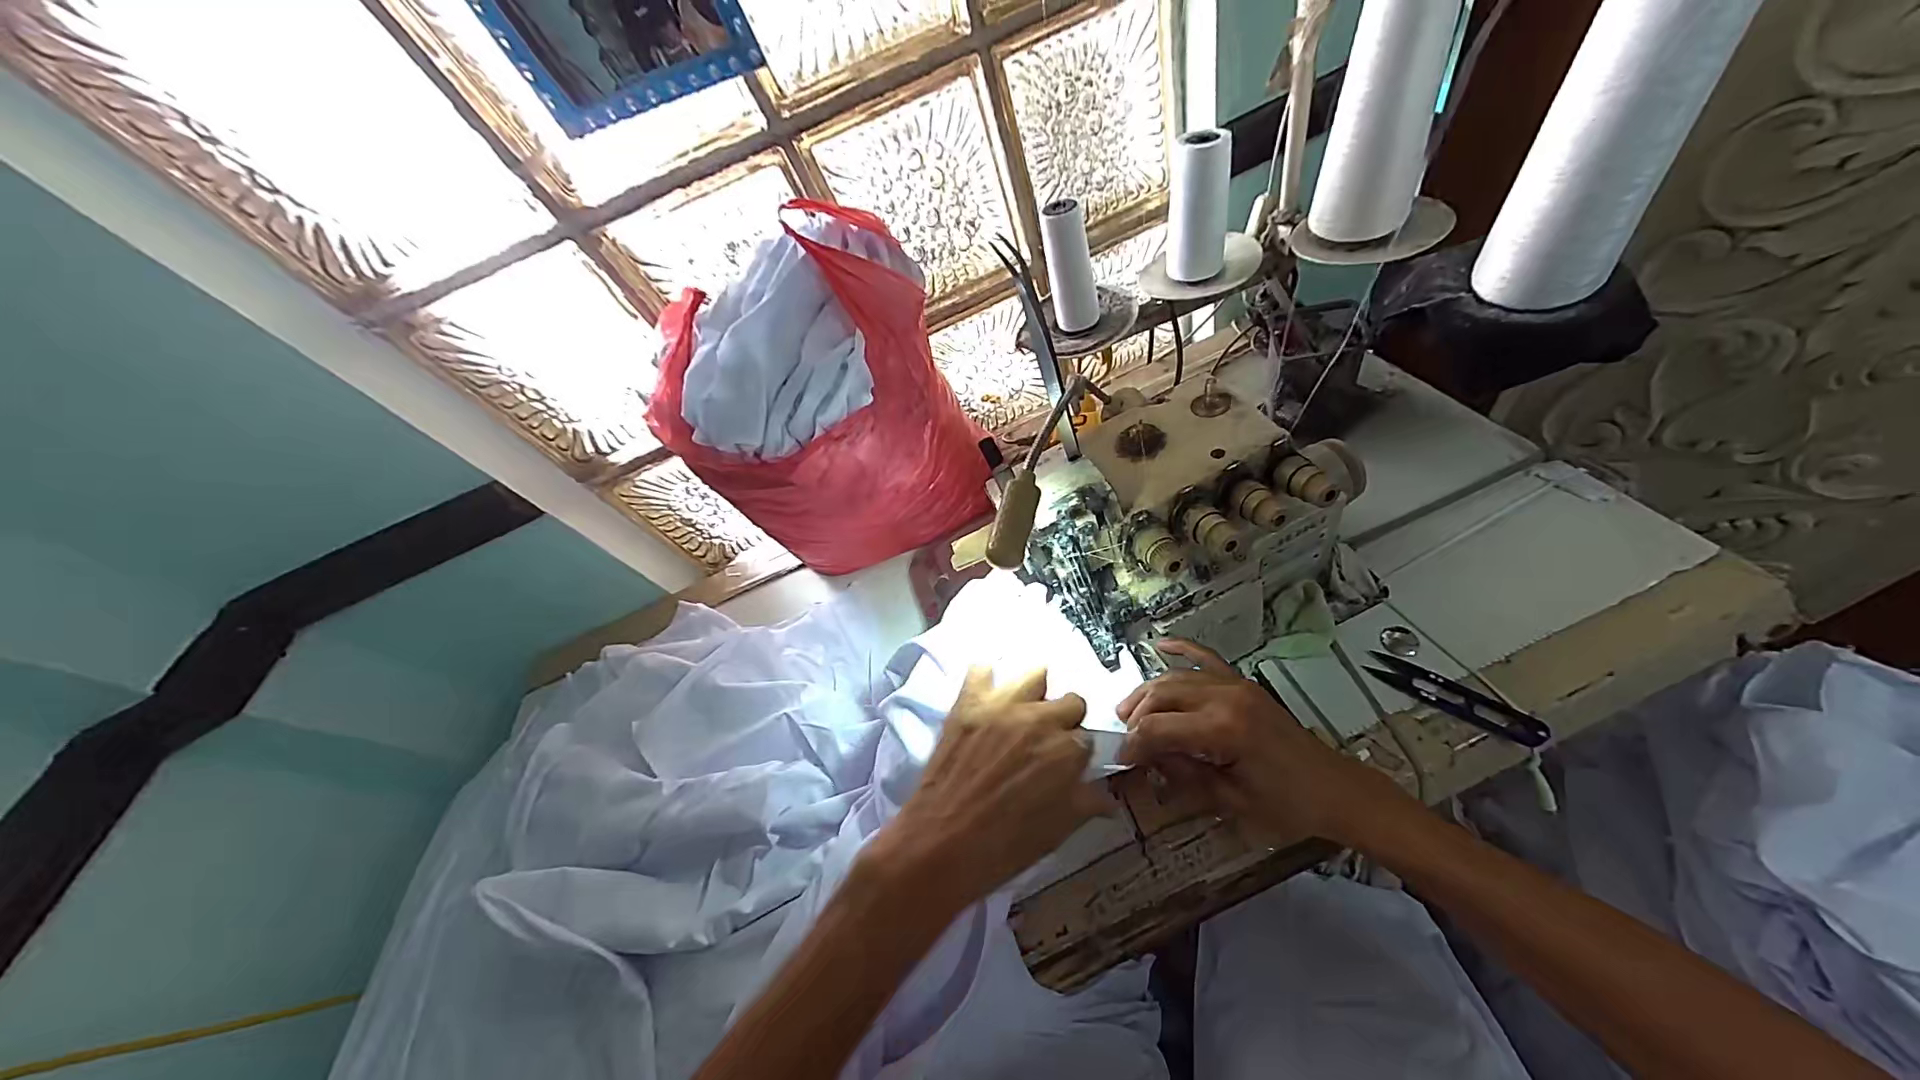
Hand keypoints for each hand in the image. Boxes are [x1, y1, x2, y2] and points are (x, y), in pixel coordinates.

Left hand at [870, 667, 1111, 908]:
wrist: (941, 843)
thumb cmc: (1004, 846)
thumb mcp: (1057, 831)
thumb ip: (1085, 803)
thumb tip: (1106, 797)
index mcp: (1068, 751)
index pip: (1087, 738)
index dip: (1076, 753)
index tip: (1065, 765)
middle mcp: (1041, 719)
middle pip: (1070, 701)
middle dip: (1064, 720)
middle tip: (1046, 742)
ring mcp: (1003, 705)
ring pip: (1035, 674)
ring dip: (1036, 692)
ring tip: (1024, 713)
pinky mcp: (969, 702)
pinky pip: (981, 669)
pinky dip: (986, 680)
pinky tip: (986, 697)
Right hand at [1117, 640, 1413, 845]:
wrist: (1335, 791)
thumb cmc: (1286, 806)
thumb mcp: (1229, 801)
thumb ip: (1183, 775)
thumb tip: (1146, 759)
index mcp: (1224, 730)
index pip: (1159, 727)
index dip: (1134, 744)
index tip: (1120, 760)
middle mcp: (1226, 697)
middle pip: (1161, 696)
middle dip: (1136, 717)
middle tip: (1125, 740)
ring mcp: (1236, 685)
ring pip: (1176, 677)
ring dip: (1149, 692)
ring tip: (1130, 714)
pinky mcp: (1243, 683)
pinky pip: (1207, 658)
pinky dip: (1183, 648)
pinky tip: (1161, 644)